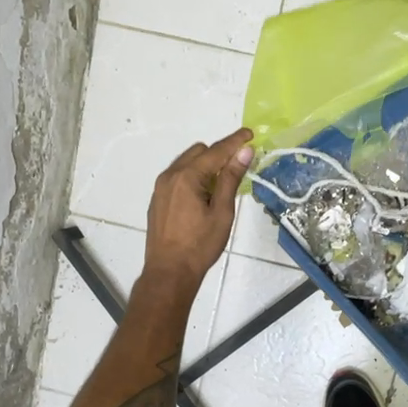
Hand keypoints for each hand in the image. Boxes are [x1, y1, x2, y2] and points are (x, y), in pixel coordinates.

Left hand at [142, 129, 253, 295]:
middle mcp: (170, 176)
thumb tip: (243, 152)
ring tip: (221, 187)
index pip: (215, 151)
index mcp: (187, 177)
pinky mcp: (157, 200)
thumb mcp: (222, 212)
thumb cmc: (200, 246)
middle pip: (199, 152)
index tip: (250, 134)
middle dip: (219, 155)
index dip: (235, 142)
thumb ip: (230, 179)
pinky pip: (177, 178)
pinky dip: (193, 178)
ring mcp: (160, 188)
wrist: (169, 272)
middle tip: (238, 169)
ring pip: (186, 164)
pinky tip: (203, 198)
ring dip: (205, 167)